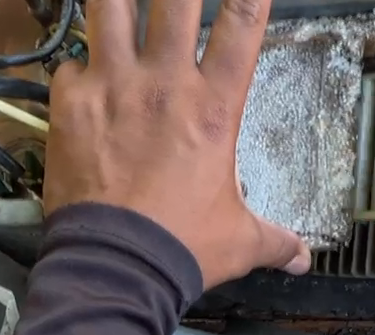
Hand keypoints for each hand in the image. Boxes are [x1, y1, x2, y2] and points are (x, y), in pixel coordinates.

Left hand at [42, 0, 311, 285]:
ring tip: (124, 10)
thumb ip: (275, 242)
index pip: (244, 21)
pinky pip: (70, 64)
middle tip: (179, 2)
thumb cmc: (183, 250)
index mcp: (214, 108)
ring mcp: (113, 85)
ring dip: (119, 3)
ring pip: (112, 4)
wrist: (117, 267)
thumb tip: (304, 259)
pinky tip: (83, 84)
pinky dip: (77, 69)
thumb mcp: (240, 243)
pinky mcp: (71, 103)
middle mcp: (165, 82)